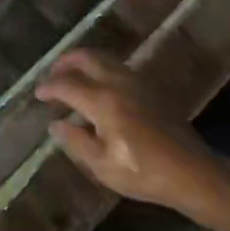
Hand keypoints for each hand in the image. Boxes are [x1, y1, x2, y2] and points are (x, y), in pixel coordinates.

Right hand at [34, 49, 229, 225]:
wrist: (191, 171)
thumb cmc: (144, 173)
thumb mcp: (103, 166)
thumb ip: (76, 142)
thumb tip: (56, 125)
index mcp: (104, 102)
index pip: (68, 85)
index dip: (49, 87)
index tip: (38, 93)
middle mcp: (118, 83)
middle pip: (87, 57)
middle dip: (66, 61)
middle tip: (52, 73)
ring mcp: (137, 82)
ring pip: (104, 58)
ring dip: (84, 60)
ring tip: (72, 74)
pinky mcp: (150, 87)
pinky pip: (118, 66)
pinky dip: (101, 67)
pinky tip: (98, 84)